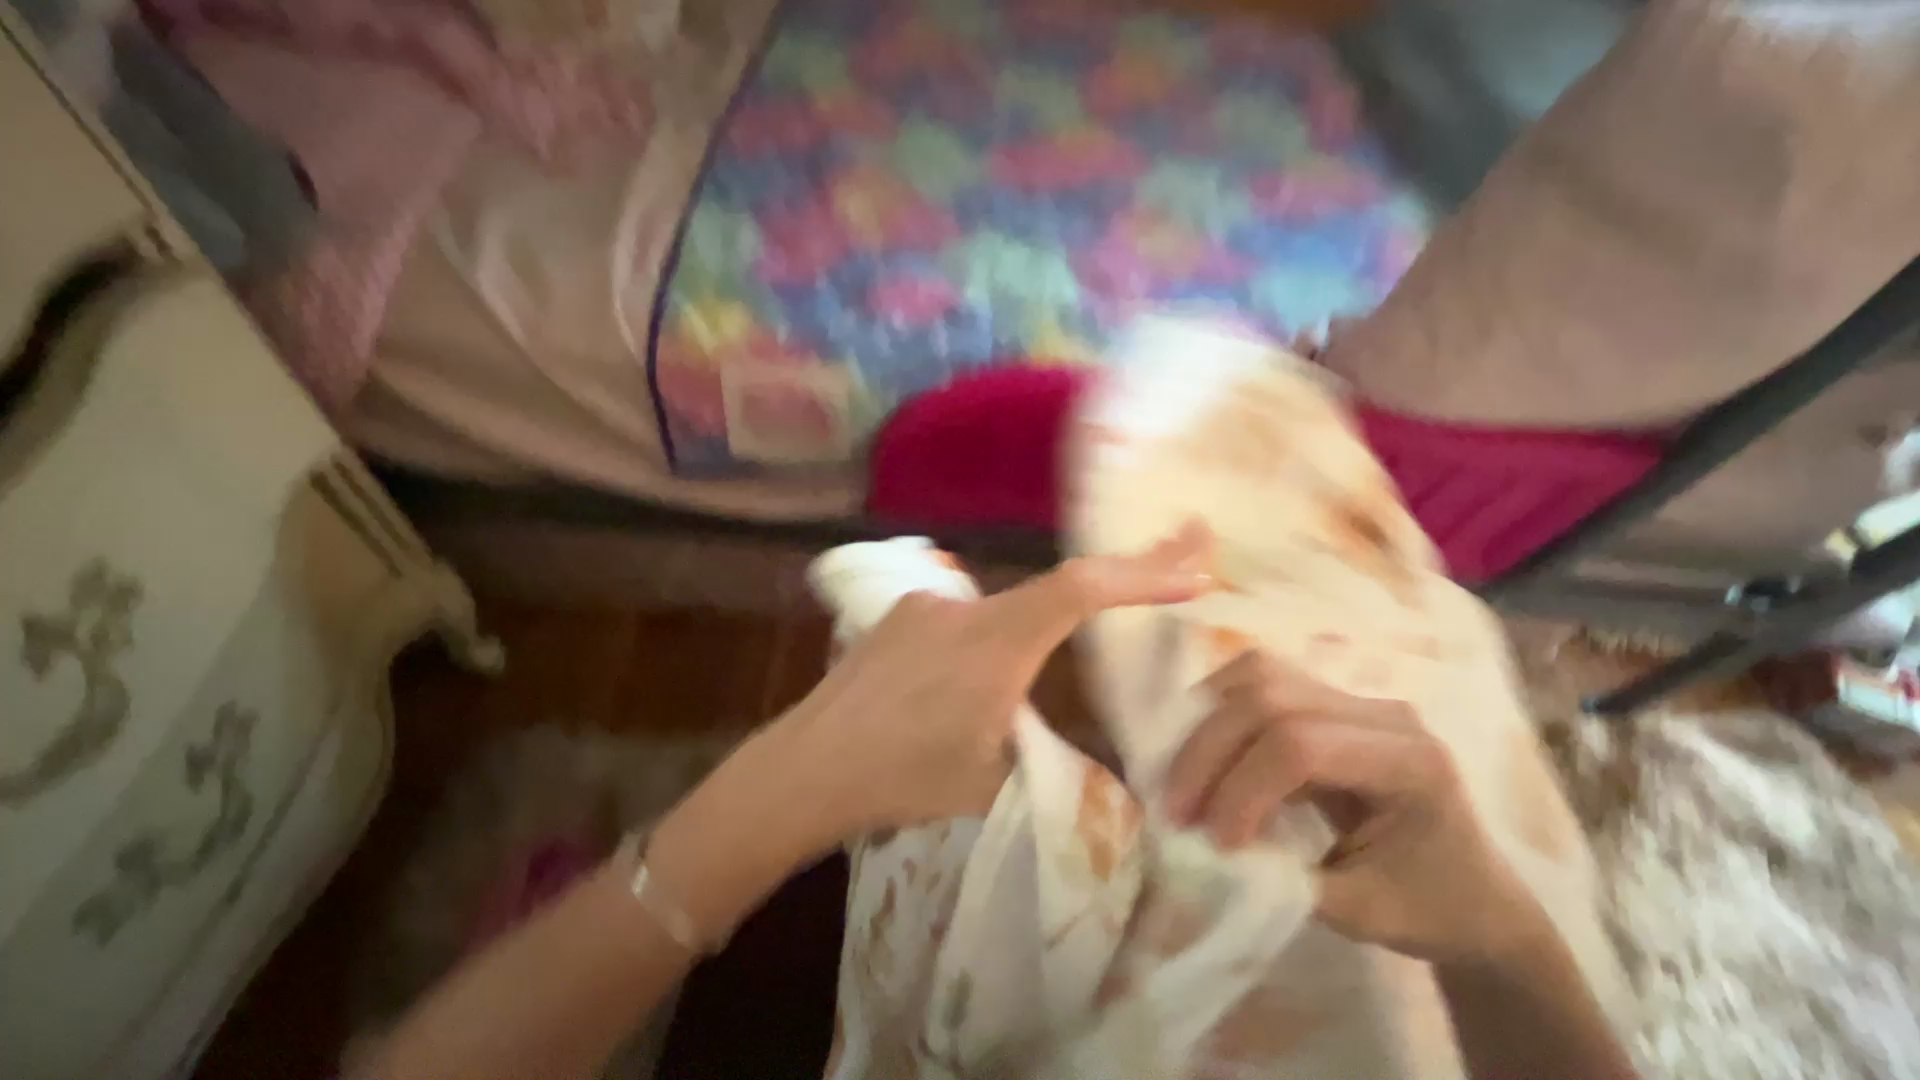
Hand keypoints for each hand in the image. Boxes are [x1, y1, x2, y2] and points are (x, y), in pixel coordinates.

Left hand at [777, 525, 1213, 838]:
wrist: (806, 767)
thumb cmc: (902, 780)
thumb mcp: (991, 780)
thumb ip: (1043, 752)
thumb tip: (1077, 749)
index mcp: (995, 643)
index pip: (1080, 589)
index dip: (1141, 573)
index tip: (1193, 570)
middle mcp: (964, 608)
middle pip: (1051, 587)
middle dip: (1110, 583)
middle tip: (1166, 567)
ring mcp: (925, 606)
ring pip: (1002, 612)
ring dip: (1028, 637)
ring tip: (997, 701)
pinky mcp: (898, 617)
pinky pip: (962, 621)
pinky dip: (983, 645)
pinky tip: (953, 692)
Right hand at [1163, 651, 1543, 963]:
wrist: (1476, 895)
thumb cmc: (1431, 909)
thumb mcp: (1360, 913)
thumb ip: (1282, 882)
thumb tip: (1203, 853)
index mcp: (1411, 762)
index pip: (1302, 746)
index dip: (1243, 788)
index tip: (1216, 843)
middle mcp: (1383, 712)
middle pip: (1270, 697)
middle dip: (1209, 752)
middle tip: (1176, 810)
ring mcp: (1355, 698)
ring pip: (1258, 674)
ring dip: (1207, 723)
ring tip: (1184, 778)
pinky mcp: (1329, 701)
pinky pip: (1260, 682)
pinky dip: (1219, 712)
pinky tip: (1205, 754)